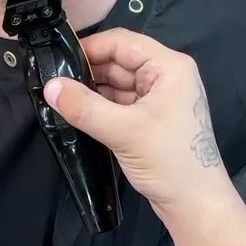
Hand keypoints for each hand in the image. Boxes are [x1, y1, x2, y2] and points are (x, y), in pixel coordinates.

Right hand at [43, 28, 236, 219]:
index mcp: (169, 67)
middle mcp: (165, 77)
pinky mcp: (150, 120)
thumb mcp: (124, 131)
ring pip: (116, 85)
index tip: (59, 59)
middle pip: (118, 62)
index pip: (122, 43)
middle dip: (87, 72)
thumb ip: (84, 107)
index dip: (90, 48)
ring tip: (60, 99)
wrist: (194, 203)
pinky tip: (77, 114)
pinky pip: (119, 105)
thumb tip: (50, 87)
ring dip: (91, 92)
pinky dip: (99, 108)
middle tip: (54, 83)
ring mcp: (158, 100)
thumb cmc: (171, 161)